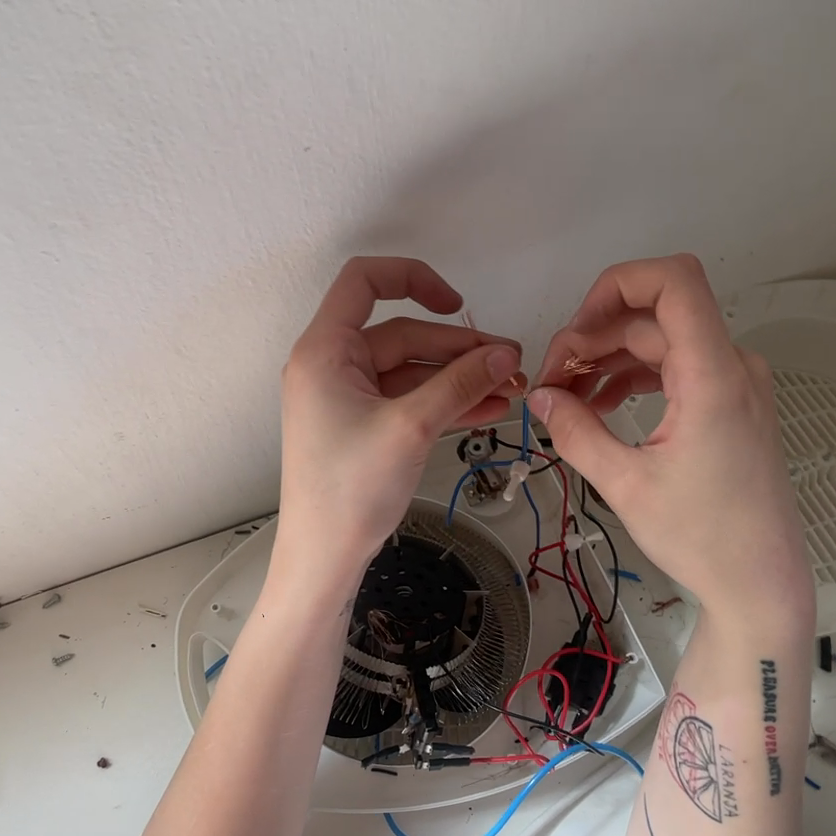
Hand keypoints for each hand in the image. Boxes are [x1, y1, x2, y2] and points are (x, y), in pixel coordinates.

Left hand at [275, 257, 524, 583]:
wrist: (325, 556)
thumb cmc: (349, 491)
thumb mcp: (410, 428)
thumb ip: (459, 384)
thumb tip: (504, 354)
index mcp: (324, 351)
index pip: (364, 282)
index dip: (413, 279)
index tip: (456, 303)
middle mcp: (332, 367)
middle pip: (402, 335)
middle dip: (458, 349)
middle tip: (510, 364)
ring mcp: (348, 399)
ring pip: (412, 372)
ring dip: (459, 379)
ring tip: (510, 390)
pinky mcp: (363, 427)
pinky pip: (409, 401)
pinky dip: (444, 402)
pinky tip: (486, 409)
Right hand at [529, 254, 811, 634]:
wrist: (758, 579)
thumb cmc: (700, 536)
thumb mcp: (625, 484)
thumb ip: (576, 433)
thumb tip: (540, 398)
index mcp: (712, 375)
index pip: (673, 281)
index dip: (616, 285)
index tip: (572, 333)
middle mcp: (730, 365)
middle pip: (653, 317)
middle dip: (593, 339)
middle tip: (550, 385)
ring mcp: (734, 384)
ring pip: (661, 343)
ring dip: (609, 360)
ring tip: (565, 399)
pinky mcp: (729, 405)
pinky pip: (675, 370)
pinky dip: (633, 378)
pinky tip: (598, 407)